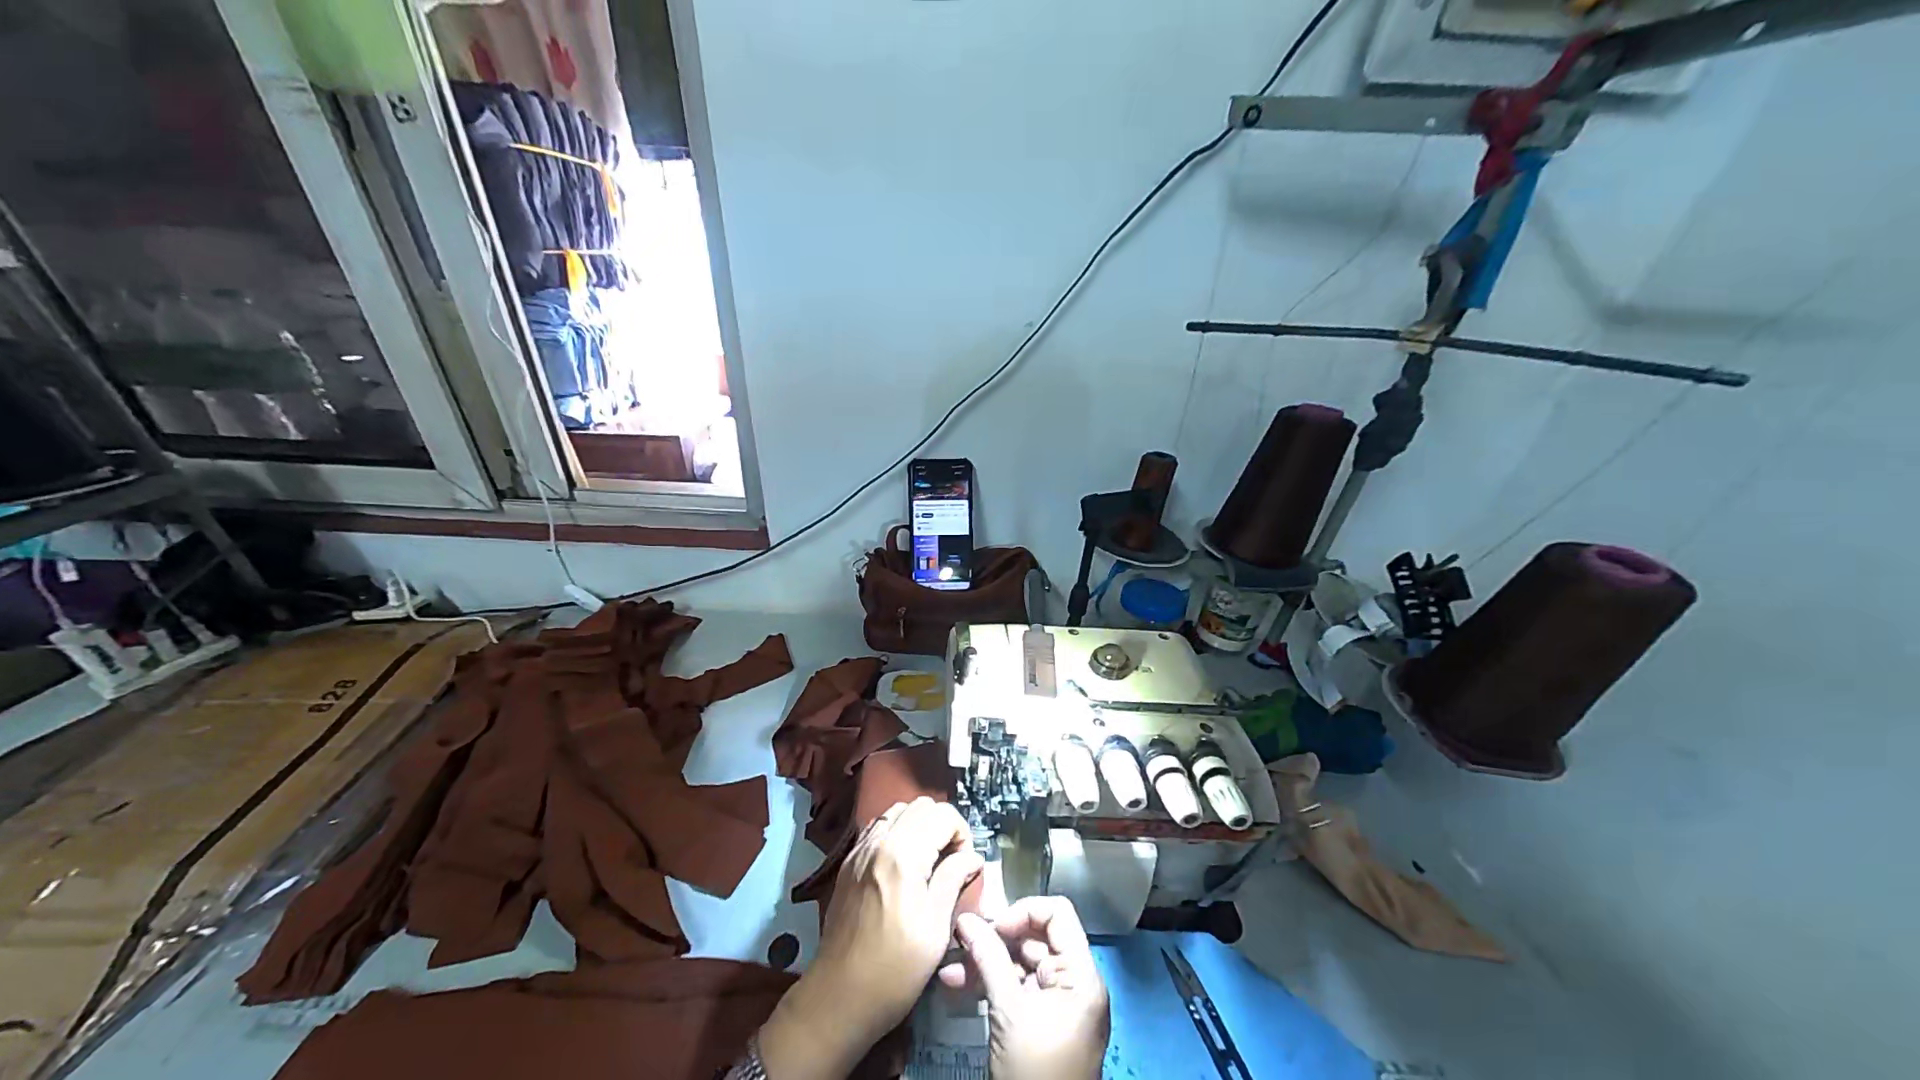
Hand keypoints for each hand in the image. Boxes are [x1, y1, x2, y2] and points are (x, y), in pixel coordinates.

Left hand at [759, 798, 983, 1079]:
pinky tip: (902, 865)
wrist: (839, 995)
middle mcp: (878, 842)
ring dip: (918, 825)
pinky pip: (877, 828)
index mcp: (903, 855)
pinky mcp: (848, 863)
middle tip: (950, 860)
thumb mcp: (935, 928)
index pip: (942, 814)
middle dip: (942, 824)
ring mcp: (859, 850)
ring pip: (896, 811)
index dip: (962, 833)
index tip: (964, 864)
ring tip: (927, 861)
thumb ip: (952, 880)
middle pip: (920, 805)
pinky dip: (896, 833)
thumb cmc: (895, 968)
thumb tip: (971, 857)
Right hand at [944, 896, 1109, 1079]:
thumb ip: (988, 958)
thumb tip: (965, 919)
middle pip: (1035, 938)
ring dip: (985, 962)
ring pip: (1020, 963)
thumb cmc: (1034, 1071)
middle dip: (996, 938)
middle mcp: (1074, 982)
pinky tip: (956, 985)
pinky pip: (1015, 989)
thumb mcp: (1009, 1011)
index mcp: (1081, 975)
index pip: (1058, 915)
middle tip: (960, 941)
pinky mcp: (1040, 1021)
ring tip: (950, 967)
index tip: (991, 927)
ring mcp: (1058, 1003)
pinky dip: (989, 984)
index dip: (1023, 912)